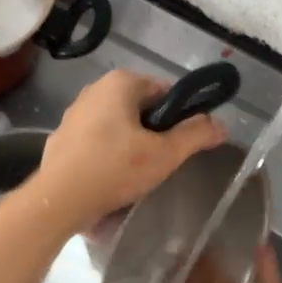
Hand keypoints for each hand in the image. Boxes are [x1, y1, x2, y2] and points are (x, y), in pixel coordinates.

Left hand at [30, 70, 226, 223]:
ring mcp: (73, 115)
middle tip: (157, 165)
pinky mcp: (61, 140)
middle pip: (138, 110)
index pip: (164, 92)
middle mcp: (93, 90)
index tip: (178, 146)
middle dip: (151, 135)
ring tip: (133, 178)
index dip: (177, 118)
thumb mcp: (165, 155)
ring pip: (115, 128)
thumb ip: (195, 136)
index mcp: (120, 82)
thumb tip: (222, 125)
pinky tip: (108, 182)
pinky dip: (105, 158)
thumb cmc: (115, 170)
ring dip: (128, 148)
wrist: (59, 200)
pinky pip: (94, 145)